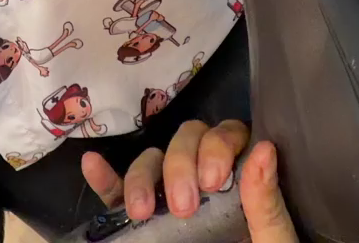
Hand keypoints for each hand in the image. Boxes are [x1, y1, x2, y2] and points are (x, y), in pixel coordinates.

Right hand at [80, 121, 295, 242]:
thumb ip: (267, 205)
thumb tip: (264, 148)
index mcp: (244, 181)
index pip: (227, 135)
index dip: (217, 144)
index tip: (213, 180)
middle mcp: (206, 181)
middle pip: (186, 140)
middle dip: (179, 164)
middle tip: (184, 207)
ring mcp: (171, 200)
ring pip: (151, 161)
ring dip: (142, 175)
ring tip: (141, 211)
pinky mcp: (143, 224)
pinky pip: (118, 193)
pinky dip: (105, 179)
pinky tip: (92, 164)